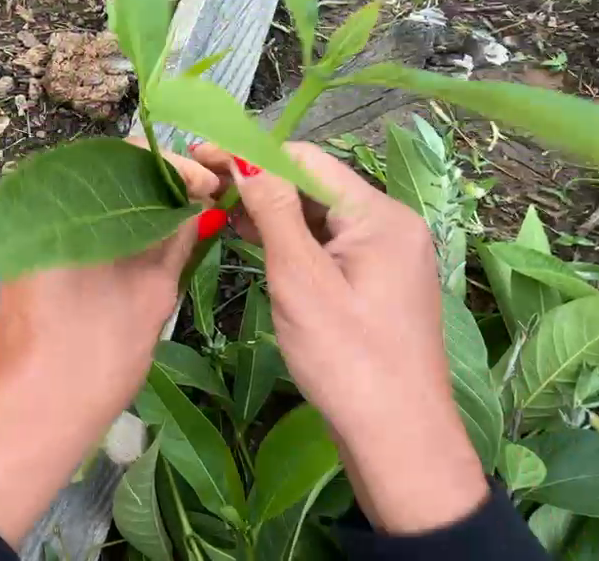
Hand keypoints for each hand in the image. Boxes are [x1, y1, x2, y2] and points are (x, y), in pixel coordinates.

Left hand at [0, 143, 221, 544]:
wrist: (33, 413)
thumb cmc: (93, 356)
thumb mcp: (150, 295)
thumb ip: (173, 240)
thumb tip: (195, 204)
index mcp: (61, 198)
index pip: (125, 156)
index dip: (174, 166)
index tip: (209, 185)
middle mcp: (37, 201)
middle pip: (106, 171)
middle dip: (157, 181)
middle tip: (202, 198)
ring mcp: (29, 226)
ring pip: (92, 196)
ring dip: (136, 202)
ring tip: (182, 215)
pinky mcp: (29, 251)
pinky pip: (77, 221)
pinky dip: (113, 224)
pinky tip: (146, 237)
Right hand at [192, 141, 488, 535]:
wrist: (400, 444)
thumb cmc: (347, 359)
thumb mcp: (299, 278)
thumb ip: (272, 209)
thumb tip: (242, 154)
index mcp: (380, 216)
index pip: (305, 158)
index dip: (249, 153)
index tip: (199, 158)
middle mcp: (390, 224)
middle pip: (312, 182)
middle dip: (256, 180)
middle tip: (201, 185)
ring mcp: (385, 254)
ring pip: (316, 212)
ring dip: (268, 208)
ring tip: (216, 209)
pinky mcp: (374, 280)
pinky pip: (325, 241)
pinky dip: (287, 236)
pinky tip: (250, 238)